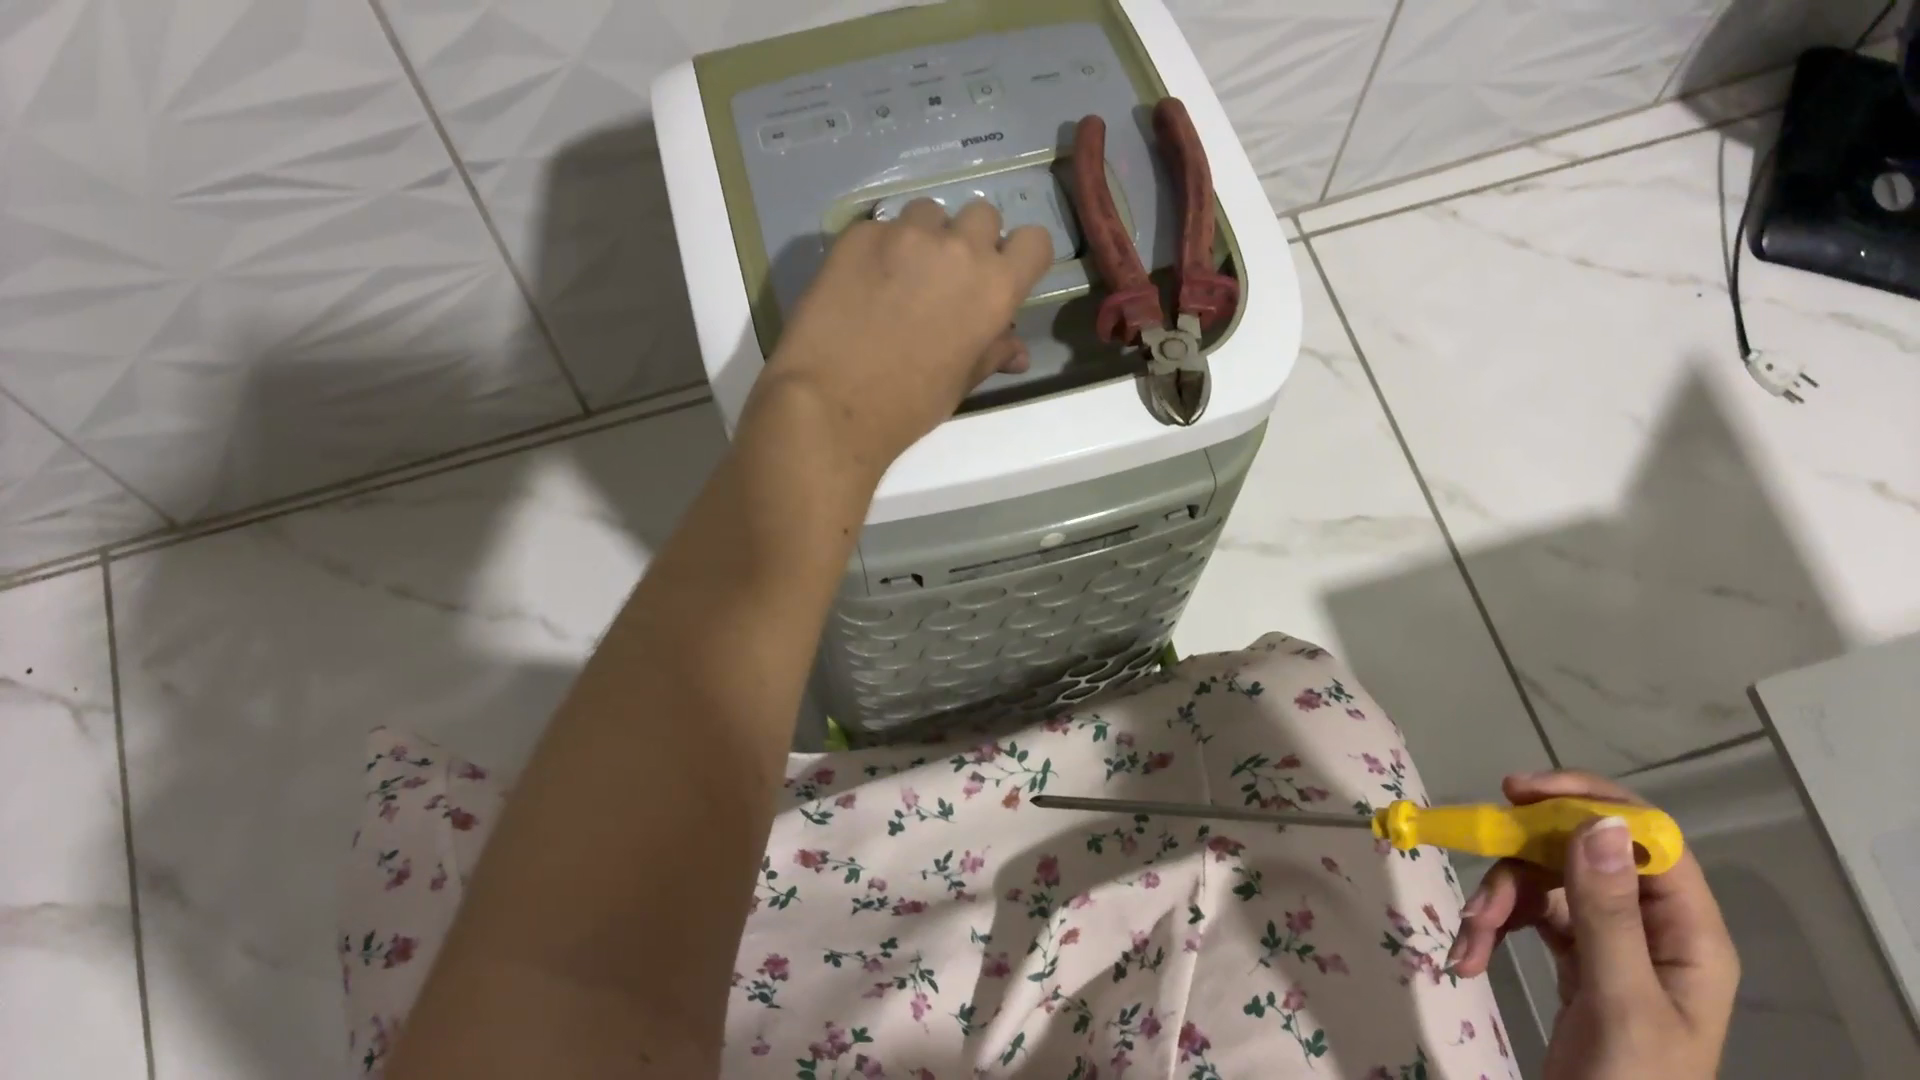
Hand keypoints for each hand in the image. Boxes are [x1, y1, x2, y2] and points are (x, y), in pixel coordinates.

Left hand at [748, 198, 1053, 473]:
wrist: (830, 403)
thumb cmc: (907, 406)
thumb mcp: (959, 383)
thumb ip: (991, 353)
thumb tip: (1015, 351)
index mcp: (996, 288)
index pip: (1034, 240)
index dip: (1018, 256)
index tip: (1000, 275)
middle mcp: (959, 248)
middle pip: (981, 215)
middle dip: (969, 239)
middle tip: (945, 277)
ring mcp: (906, 234)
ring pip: (928, 212)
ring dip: (922, 237)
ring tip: (899, 274)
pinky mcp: (859, 233)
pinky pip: (880, 227)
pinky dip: (877, 248)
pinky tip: (859, 284)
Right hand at [1446, 771, 1738, 1079]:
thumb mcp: (1618, 1000)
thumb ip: (1607, 912)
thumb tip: (1598, 822)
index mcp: (1687, 933)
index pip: (1646, 837)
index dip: (1585, 802)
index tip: (1516, 792)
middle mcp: (1651, 927)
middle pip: (1578, 855)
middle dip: (1518, 866)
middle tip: (1478, 895)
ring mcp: (1610, 942)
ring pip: (1543, 882)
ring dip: (1496, 903)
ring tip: (1468, 943)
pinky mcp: (1573, 959)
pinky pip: (1528, 916)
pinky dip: (1492, 929)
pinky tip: (1468, 957)